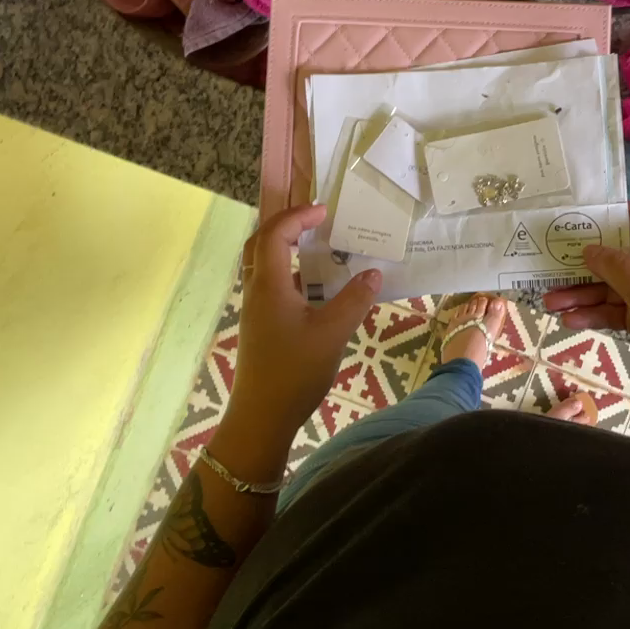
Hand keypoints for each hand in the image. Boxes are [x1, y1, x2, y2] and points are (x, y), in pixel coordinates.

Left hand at [224, 204, 382, 442]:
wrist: (262, 417)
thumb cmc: (294, 371)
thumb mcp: (333, 333)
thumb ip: (355, 300)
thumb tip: (373, 273)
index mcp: (269, 285)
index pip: (276, 235)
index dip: (298, 217)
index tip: (325, 212)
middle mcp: (257, 291)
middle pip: (260, 243)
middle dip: (285, 225)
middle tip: (313, 221)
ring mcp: (256, 310)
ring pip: (264, 265)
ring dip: (286, 249)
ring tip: (317, 248)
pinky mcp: (261, 326)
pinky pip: (272, 286)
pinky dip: (291, 274)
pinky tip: (316, 288)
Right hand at [543, 202, 629, 395]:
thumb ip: (615, 267)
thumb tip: (588, 249)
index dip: (619, 213)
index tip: (586, 217)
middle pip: (615, 257)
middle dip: (583, 265)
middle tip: (551, 266)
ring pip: (607, 288)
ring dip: (580, 294)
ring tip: (549, 303)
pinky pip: (610, 311)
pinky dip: (591, 315)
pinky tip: (568, 321)